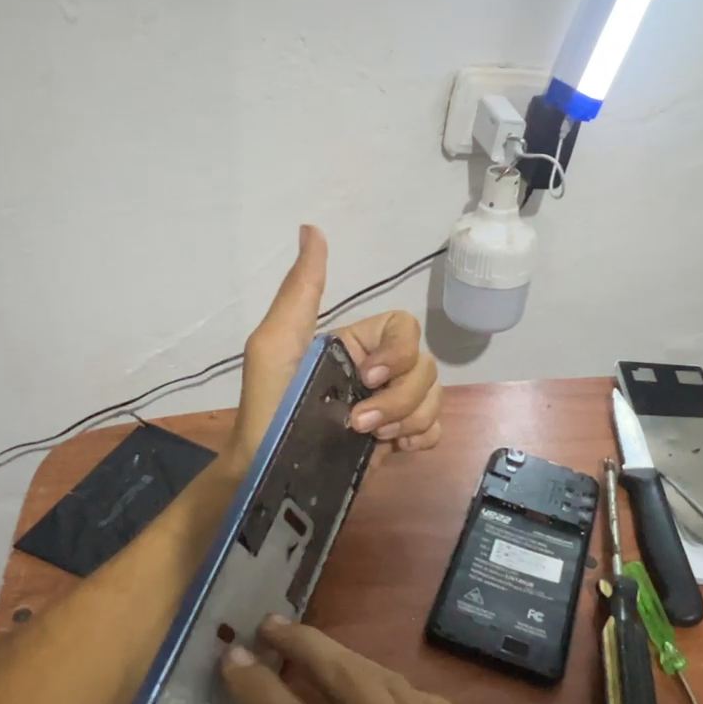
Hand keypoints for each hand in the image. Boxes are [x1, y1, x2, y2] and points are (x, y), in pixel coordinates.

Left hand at [232, 226, 442, 465]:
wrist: (268, 475)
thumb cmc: (267, 407)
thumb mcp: (276, 343)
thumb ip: (301, 290)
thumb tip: (311, 228)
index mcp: (355, 343)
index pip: (405, 328)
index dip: (398, 353)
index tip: (368, 376)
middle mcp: (377, 370)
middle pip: (424, 366)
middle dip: (400, 398)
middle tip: (361, 423)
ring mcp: (390, 406)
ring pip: (434, 396)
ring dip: (408, 420)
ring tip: (370, 439)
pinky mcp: (397, 441)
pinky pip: (435, 428)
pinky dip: (421, 437)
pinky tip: (393, 449)